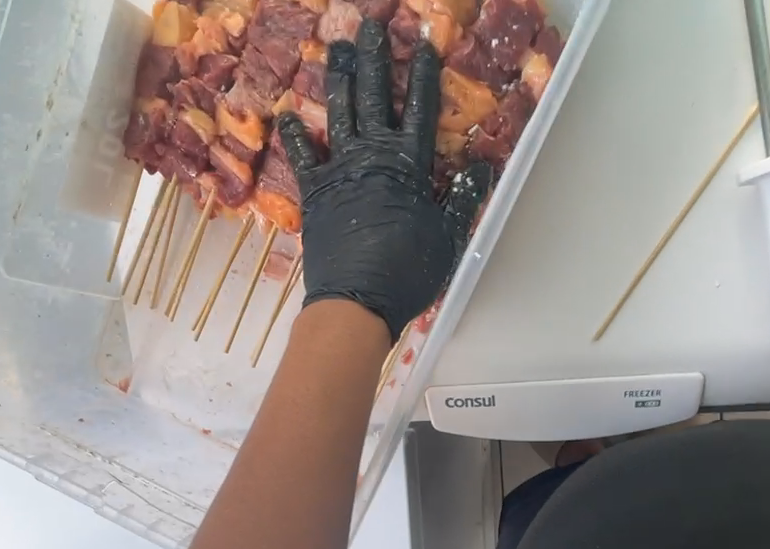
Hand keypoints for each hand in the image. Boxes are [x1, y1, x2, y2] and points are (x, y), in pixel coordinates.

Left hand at [277, 20, 491, 340]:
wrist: (358, 300)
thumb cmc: (408, 272)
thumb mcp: (447, 238)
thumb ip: (462, 199)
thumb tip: (482, 166)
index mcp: (409, 165)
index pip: (420, 109)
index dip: (423, 74)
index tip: (423, 42)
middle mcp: (373, 156)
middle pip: (376, 98)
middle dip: (375, 59)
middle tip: (368, 25)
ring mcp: (341, 169)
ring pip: (340, 113)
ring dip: (339, 79)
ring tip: (338, 49)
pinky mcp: (315, 191)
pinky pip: (304, 155)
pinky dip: (296, 135)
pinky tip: (288, 114)